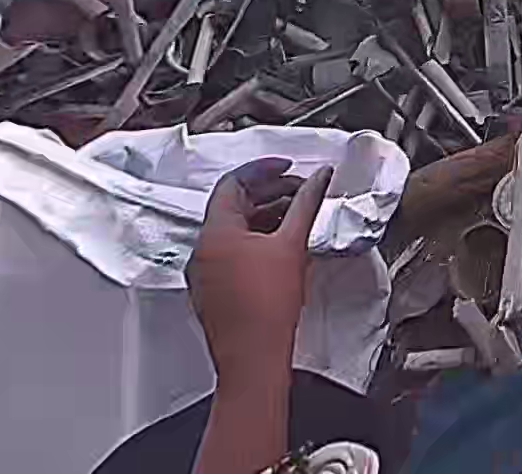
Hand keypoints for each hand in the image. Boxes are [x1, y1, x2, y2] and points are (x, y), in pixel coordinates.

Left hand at [188, 158, 332, 378]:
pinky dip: (258, 234)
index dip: (264, 169)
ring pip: (234, 226)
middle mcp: (202, 251)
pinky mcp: (212, 288)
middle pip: (233, 204)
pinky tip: (284, 239)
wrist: (254, 355)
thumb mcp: (294, 241)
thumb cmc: (269, 303)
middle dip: (270, 190)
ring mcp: (204, 272)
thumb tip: (320, 177)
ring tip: (299, 212)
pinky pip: (232, 248)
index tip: (289, 167)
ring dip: (266, 212)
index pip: (233, 184)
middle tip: (302, 188)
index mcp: (215, 235)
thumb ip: (307, 201)